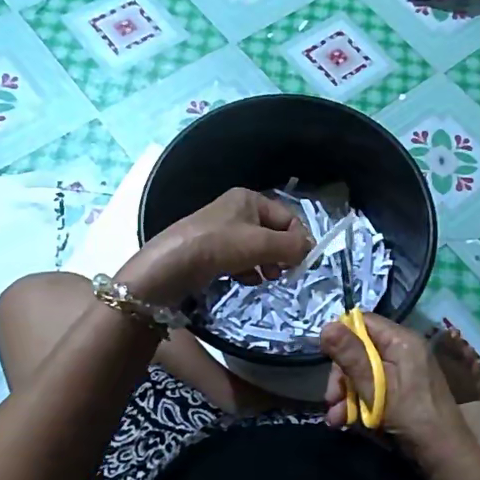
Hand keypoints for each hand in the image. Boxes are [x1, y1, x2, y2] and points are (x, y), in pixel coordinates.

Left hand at [120, 188, 311, 303]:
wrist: (169, 267)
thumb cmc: (218, 246)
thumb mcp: (261, 244)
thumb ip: (292, 246)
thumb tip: (310, 251)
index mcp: (250, 199)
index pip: (288, 218)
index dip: (298, 240)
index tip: (300, 263)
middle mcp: (237, 210)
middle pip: (274, 234)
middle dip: (280, 254)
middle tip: (280, 273)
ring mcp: (223, 231)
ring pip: (258, 249)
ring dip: (265, 265)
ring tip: (262, 278)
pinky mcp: (212, 250)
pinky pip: (241, 259)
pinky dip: (247, 270)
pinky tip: (243, 280)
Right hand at [321, 314, 470, 459]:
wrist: (443, 452)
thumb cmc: (410, 414)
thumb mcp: (375, 385)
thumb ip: (351, 356)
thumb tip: (326, 326)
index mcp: (402, 340)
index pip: (364, 322)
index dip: (342, 338)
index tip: (327, 360)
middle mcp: (404, 350)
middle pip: (361, 350)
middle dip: (341, 376)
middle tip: (331, 399)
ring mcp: (404, 371)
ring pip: (364, 373)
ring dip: (346, 395)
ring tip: (336, 419)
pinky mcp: (402, 391)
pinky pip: (375, 388)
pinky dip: (359, 403)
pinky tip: (346, 421)